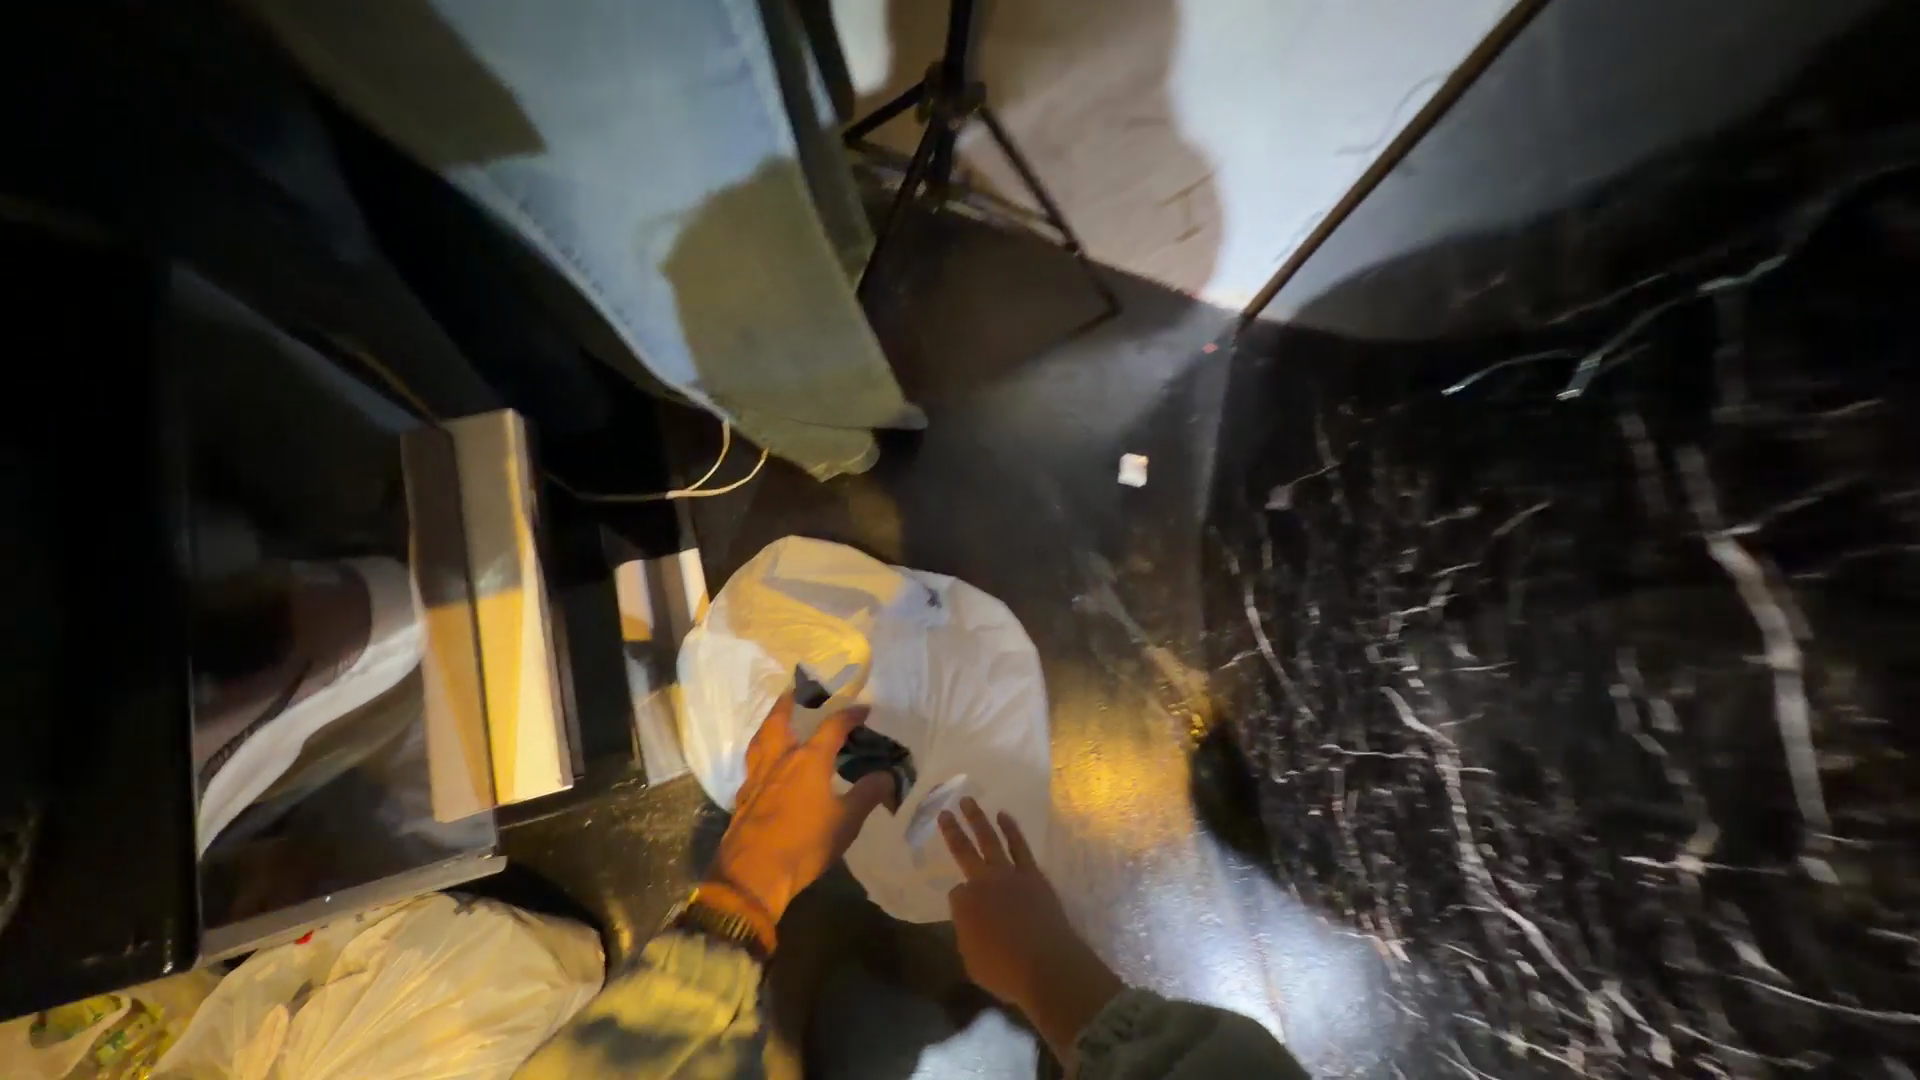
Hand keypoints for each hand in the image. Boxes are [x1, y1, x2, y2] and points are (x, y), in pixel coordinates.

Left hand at [706, 694, 896, 944]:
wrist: (753, 875)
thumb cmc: (805, 843)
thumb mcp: (846, 821)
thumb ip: (867, 794)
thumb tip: (886, 775)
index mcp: (808, 760)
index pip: (832, 726)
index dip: (849, 715)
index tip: (863, 709)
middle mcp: (780, 760)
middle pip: (780, 720)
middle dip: (791, 703)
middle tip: (798, 692)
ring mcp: (757, 778)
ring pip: (760, 740)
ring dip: (770, 724)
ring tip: (779, 719)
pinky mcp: (743, 797)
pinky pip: (753, 765)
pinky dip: (762, 755)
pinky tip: (768, 766)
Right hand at [941, 799, 1124, 1068]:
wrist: (1046, 964)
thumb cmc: (1006, 971)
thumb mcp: (973, 962)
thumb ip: (968, 937)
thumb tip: (971, 924)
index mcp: (965, 905)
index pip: (956, 895)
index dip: (960, 902)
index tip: (967, 912)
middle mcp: (983, 882)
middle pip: (964, 850)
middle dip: (952, 831)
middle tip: (944, 812)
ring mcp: (1009, 874)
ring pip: (989, 839)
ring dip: (978, 819)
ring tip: (968, 801)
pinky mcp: (1033, 874)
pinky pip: (1019, 845)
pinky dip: (1011, 829)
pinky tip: (1004, 816)